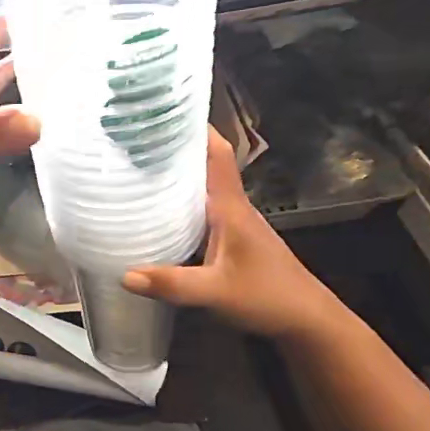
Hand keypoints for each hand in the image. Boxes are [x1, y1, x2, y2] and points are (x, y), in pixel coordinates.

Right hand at [122, 129, 349, 340]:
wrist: (305, 319)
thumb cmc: (268, 296)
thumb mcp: (216, 293)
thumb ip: (172, 284)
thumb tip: (124, 274)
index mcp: (231, 208)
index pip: (217, 154)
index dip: (196, 129)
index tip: (164, 111)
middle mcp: (231, 208)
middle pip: (203, 166)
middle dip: (173, 149)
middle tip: (133, 139)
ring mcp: (232, 224)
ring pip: (200, 189)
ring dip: (174, 176)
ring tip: (134, 168)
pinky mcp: (229, 241)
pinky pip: (198, 212)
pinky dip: (177, 205)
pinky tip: (154, 214)